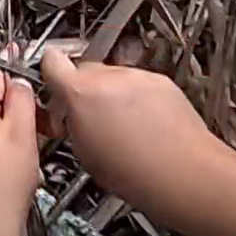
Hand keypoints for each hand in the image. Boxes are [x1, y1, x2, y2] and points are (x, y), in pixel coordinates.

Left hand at [0, 70, 38, 235]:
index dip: (20, 86)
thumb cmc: (5, 179)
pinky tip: (19, 168)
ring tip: (29, 154)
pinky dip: (8, 148)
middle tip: (40, 132)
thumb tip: (19, 78)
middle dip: (20, 111)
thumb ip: (22, 97)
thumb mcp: (21, 132)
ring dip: (17, 132)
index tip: (40, 105)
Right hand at [40, 48, 231, 214]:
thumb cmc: (136, 173)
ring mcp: (135, 76)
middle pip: (83, 70)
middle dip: (82, 91)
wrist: (186, 175)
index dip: (49, 74)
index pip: (51, 61)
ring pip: (111, 77)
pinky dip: (135, 99)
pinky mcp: (159, 80)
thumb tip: (67, 117)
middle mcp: (107, 77)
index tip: (54, 91)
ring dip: (110, 96)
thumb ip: (70, 122)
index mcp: (80, 92)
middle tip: (88, 120)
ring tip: (122, 128)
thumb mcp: (83, 152)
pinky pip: (136, 83)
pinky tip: (143, 125)